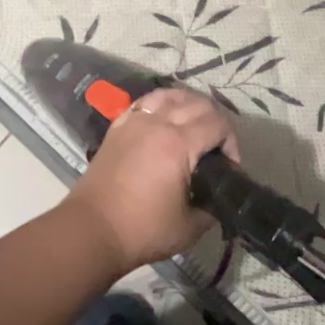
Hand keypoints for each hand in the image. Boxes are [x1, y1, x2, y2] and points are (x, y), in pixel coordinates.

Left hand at [63, 88, 240, 272]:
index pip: (218, 124)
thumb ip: (212, 207)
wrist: (92, 229)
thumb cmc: (142, 229)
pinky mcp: (118, 127)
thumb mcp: (189, 227)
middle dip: (216, 122)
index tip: (230, 167)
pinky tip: (165, 119)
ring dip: (189, 106)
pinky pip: (145, 102)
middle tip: (218, 149)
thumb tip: (219, 197)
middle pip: (198, 104)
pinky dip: (162, 104)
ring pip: (170, 95)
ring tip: (194, 127)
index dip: (232, 143)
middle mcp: (157, 123)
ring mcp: (134, 122)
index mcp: (178, 144)